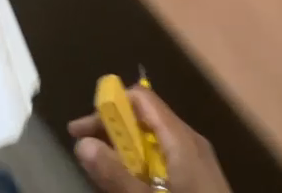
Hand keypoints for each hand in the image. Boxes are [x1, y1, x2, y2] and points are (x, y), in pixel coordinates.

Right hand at [67, 86, 230, 192]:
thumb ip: (117, 175)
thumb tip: (82, 143)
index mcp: (181, 139)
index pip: (141, 98)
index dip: (108, 106)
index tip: (82, 129)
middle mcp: (191, 141)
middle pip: (145, 118)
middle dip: (113, 131)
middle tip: (87, 152)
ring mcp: (198, 160)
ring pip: (154, 140)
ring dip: (126, 150)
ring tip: (105, 171)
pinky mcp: (200, 179)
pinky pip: (165, 158)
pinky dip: (143, 165)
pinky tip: (133, 184)